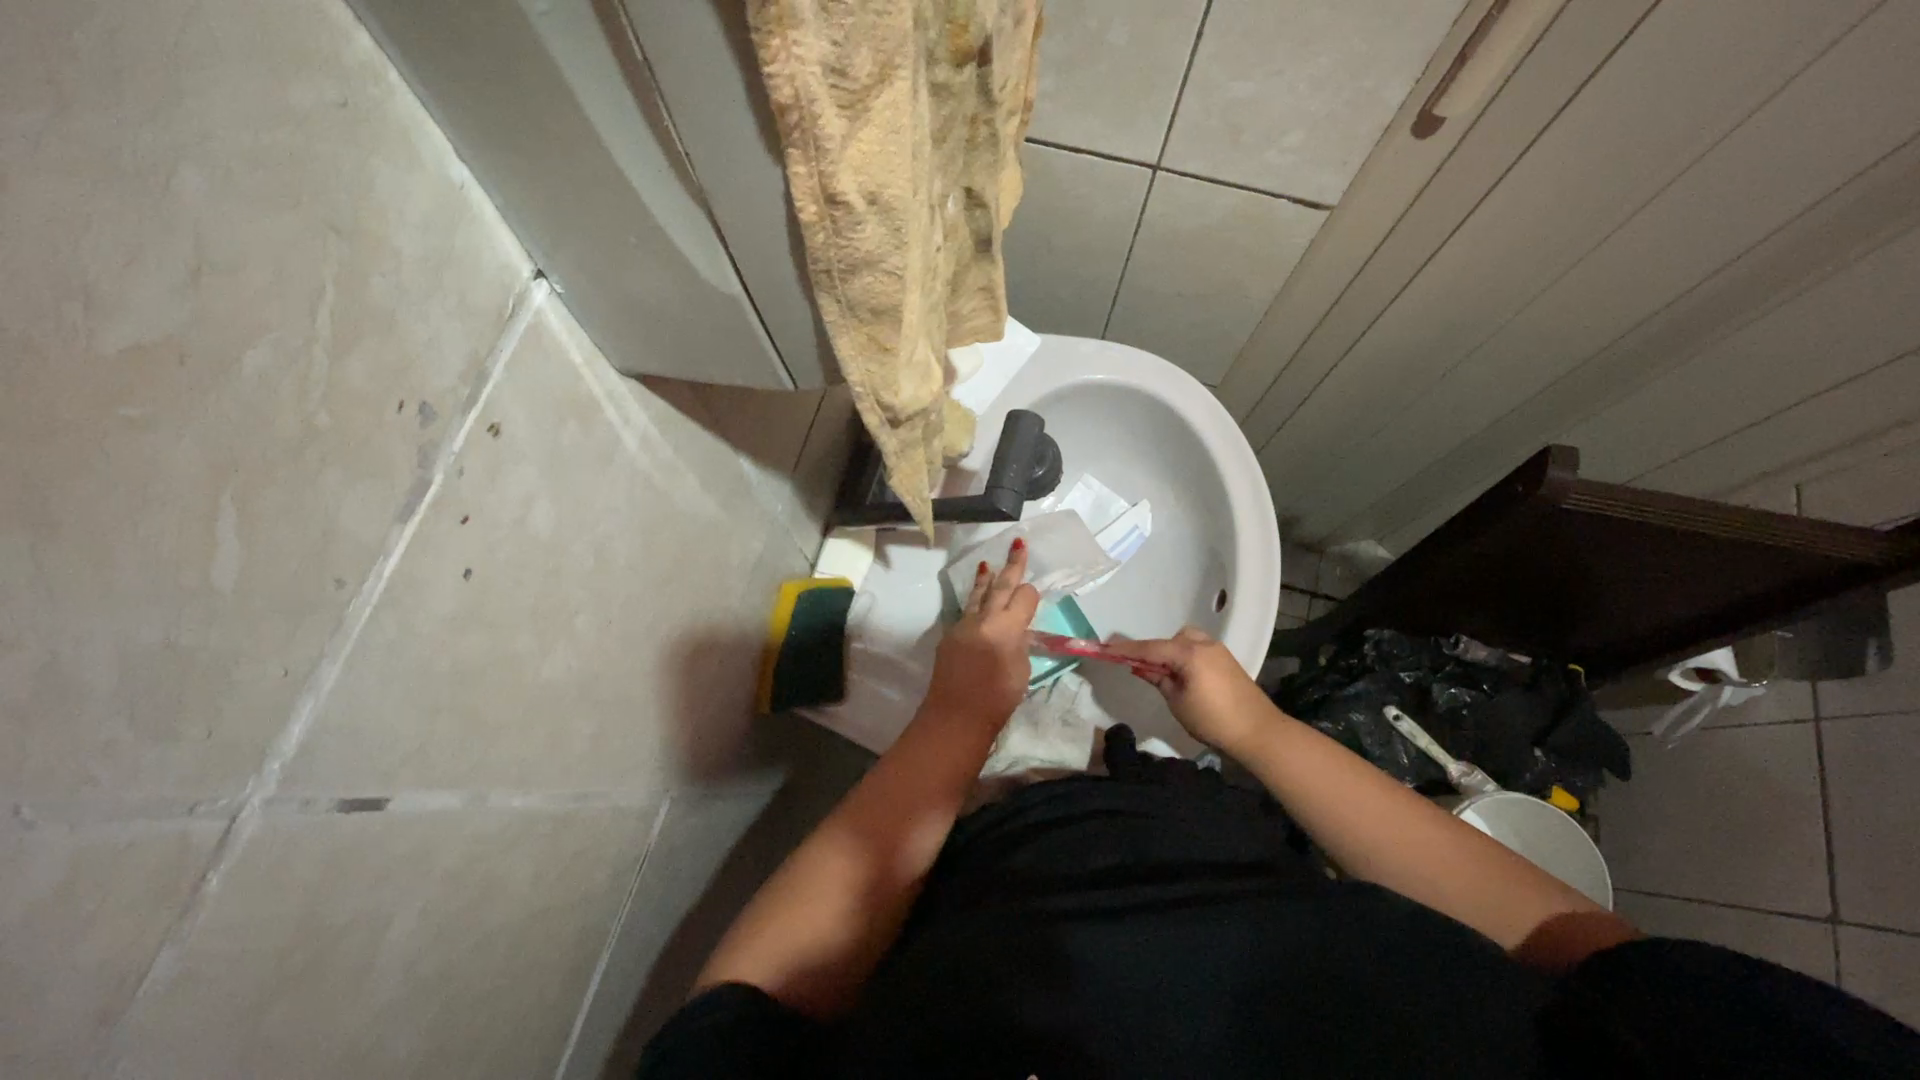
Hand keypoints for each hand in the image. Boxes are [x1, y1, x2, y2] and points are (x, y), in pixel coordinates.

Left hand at [924, 539, 1040, 728]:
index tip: (1034, 597)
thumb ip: (1019, 644)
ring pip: (978, 595)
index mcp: (1006, 627)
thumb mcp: (1021, 670)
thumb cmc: (997, 699)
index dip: (1031, 595)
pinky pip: (966, 612)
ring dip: (986, 579)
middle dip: (1012, 565)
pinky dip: (975, 603)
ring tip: (987, 564)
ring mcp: (963, 625)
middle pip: (1001, 586)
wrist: (955, 715)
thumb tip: (1015, 631)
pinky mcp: (949, 636)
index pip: (1024, 597)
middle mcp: (983, 619)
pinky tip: (977, 603)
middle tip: (1018, 544)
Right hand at [1106, 627, 1274, 751]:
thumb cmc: (1212, 719)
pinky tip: (1183, 677)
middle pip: (1170, 640)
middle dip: (1155, 651)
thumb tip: (1140, 666)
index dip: (1126, 650)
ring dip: (1172, 653)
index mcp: (1189, 652)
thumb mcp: (1177, 701)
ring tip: (1166, 676)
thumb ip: (1157, 678)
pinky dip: (1185, 657)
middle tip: (1144, 671)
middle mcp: (1204, 644)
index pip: (1150, 648)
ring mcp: (1218, 651)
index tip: (1105, 649)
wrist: (1257, 731)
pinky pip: (1198, 650)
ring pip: (1186, 642)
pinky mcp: (1227, 661)